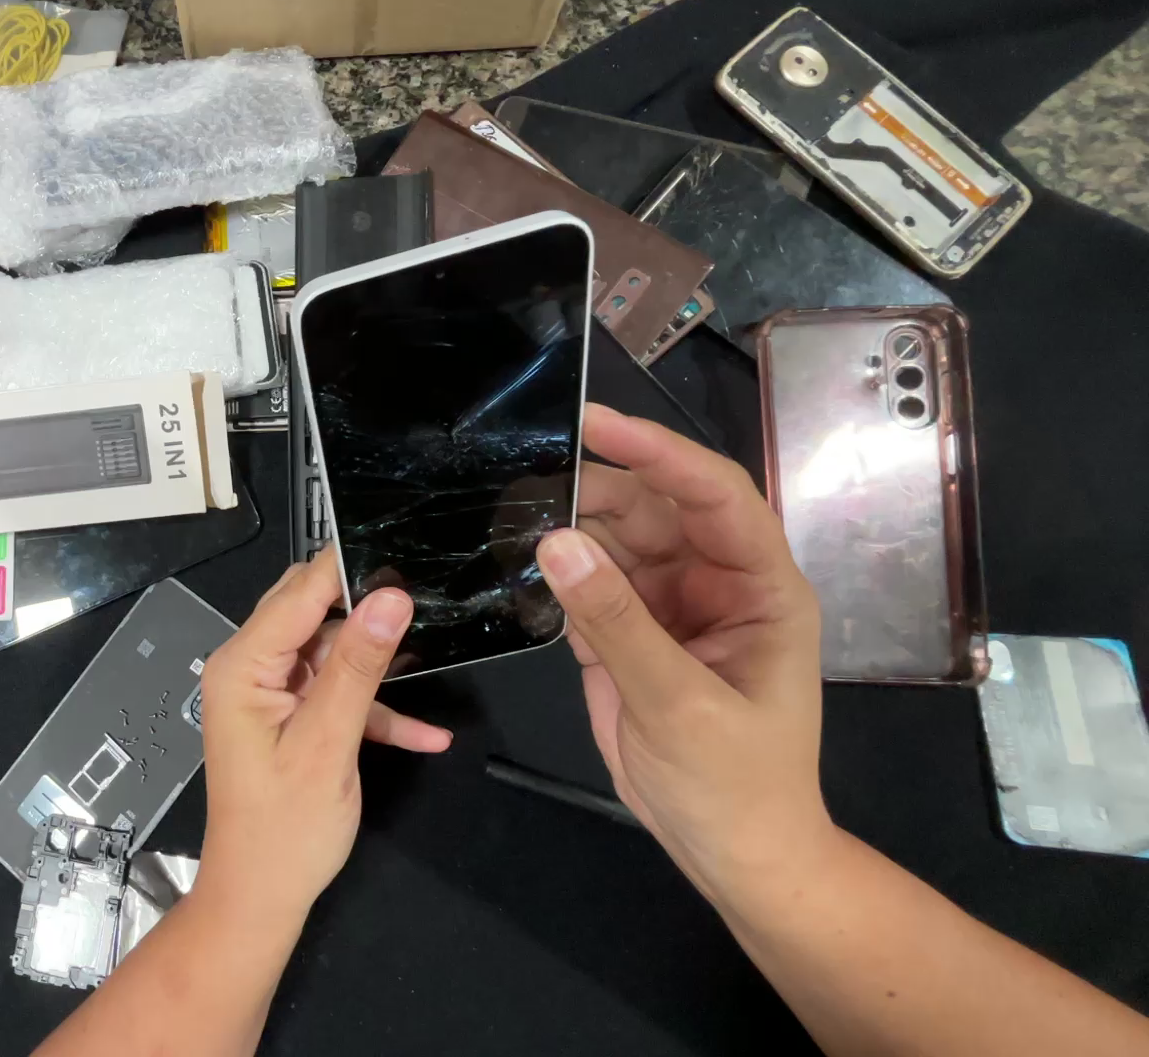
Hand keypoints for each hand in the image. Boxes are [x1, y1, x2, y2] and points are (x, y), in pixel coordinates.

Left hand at [195, 548, 450, 923]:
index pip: (297, 593)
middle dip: (363, 605)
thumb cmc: (285, 826)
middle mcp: (250, 667)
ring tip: (430, 646)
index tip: (399, 549)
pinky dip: (373, 708)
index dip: (345, 568)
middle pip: (309, 613)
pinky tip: (427, 734)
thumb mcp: (327, 743)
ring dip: (374, 660)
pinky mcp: (291, 716)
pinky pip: (335, 694)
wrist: (261, 896)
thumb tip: (390, 597)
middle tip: (422, 591)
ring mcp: (271, 692)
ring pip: (328, 651)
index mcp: (243, 664)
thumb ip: (357, 666)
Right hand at [535, 404, 829, 901]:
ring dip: (566, 524)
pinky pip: (584, 581)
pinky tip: (513, 556)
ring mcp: (662, 605)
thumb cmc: (732, 780)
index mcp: (758, 587)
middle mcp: (711, 582)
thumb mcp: (678, 700)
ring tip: (508, 509)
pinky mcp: (622, 630)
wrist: (723, 845)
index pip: (714, 496)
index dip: (659, 452)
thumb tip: (554, 541)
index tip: (593, 422)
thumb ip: (615, 620)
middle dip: (596, 487)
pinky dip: (551, 568)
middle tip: (525, 473)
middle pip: (653, 509)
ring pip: (612, 541)